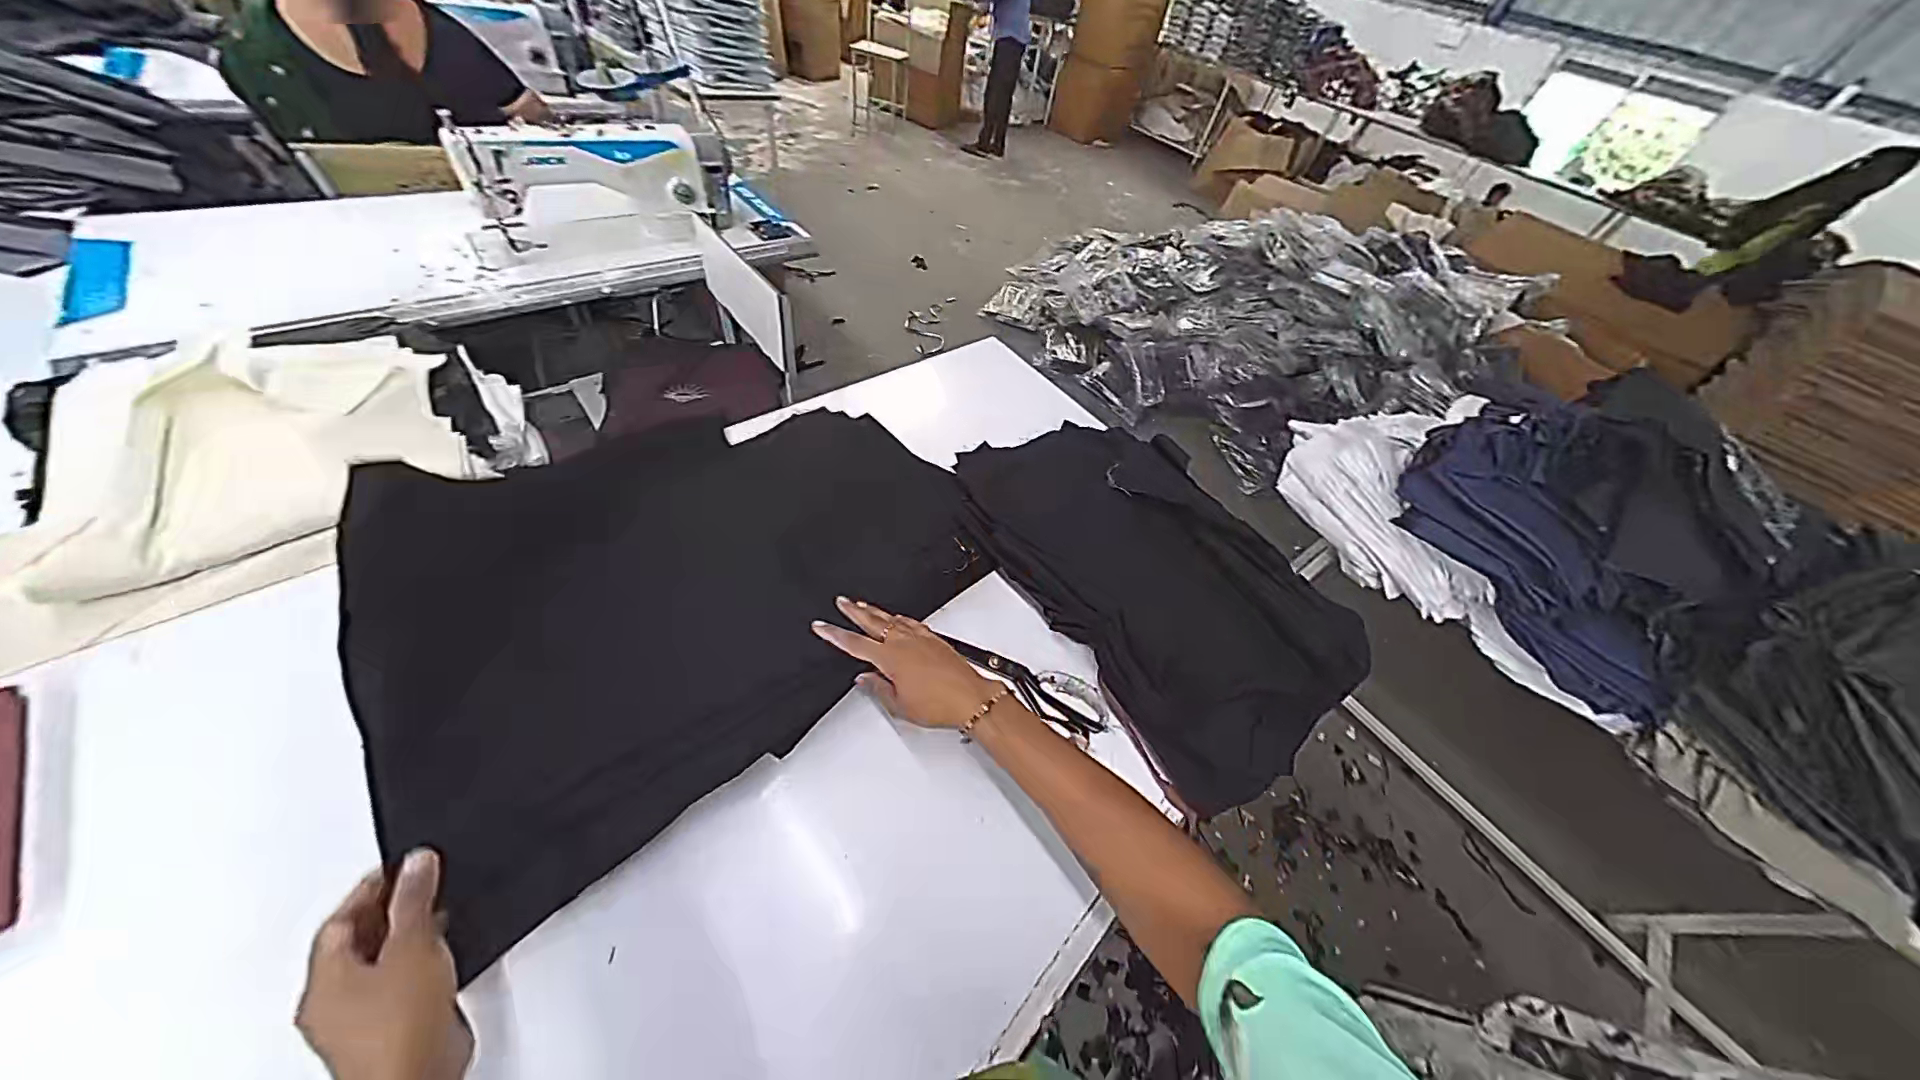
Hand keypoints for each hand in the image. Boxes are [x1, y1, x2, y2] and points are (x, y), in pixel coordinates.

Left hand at [297, 849, 472, 1079]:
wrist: (418, 1073)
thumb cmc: (399, 1024)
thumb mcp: (414, 944)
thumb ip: (415, 900)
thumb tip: (416, 863)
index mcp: (324, 982)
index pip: (340, 922)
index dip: (369, 888)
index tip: (396, 866)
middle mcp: (333, 1003)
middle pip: (354, 944)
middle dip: (386, 911)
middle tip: (414, 883)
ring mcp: (359, 1019)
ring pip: (377, 964)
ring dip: (403, 935)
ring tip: (433, 911)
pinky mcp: (391, 1027)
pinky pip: (398, 982)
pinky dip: (417, 960)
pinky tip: (439, 952)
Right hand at [813, 596, 1003, 729]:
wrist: (970, 698)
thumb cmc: (939, 704)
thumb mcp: (900, 705)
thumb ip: (878, 688)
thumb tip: (865, 679)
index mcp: (890, 658)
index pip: (854, 643)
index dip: (834, 634)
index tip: (821, 626)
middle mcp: (904, 642)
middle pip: (872, 621)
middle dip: (853, 610)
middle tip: (841, 601)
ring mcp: (921, 638)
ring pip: (892, 619)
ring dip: (875, 611)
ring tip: (862, 605)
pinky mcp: (934, 638)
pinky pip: (911, 622)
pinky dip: (899, 618)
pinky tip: (897, 618)